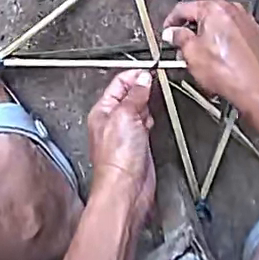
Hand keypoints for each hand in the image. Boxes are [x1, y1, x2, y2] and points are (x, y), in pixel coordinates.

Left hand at [86, 69, 154, 228]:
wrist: (127, 188)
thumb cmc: (117, 159)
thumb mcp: (126, 115)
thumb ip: (135, 94)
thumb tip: (143, 78)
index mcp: (102, 111)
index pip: (119, 82)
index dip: (135, 74)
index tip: (151, 71)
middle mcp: (113, 120)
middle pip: (130, 93)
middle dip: (143, 87)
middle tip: (156, 83)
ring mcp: (126, 131)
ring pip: (139, 106)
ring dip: (148, 102)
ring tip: (156, 99)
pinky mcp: (138, 141)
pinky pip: (146, 121)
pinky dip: (152, 116)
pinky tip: (154, 118)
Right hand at [163, 0, 258, 105]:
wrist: (252, 85)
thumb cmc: (226, 71)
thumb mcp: (191, 53)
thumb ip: (179, 37)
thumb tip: (173, 33)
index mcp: (214, 9)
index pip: (184, 8)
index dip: (171, 20)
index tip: (168, 30)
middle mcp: (232, 9)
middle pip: (203, 13)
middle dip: (190, 28)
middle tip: (181, 44)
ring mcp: (244, 20)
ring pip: (219, 21)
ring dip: (207, 33)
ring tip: (200, 52)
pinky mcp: (253, 32)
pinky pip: (233, 30)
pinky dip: (223, 38)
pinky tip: (218, 54)